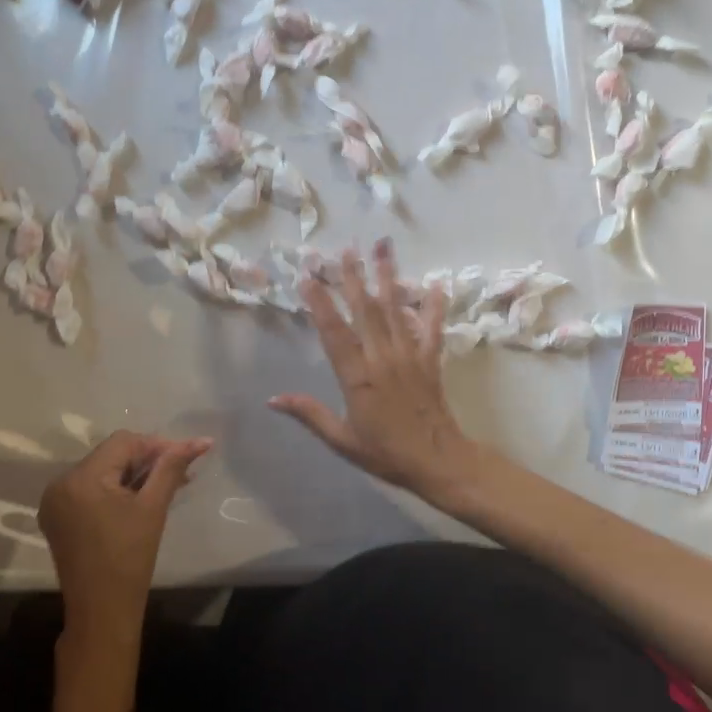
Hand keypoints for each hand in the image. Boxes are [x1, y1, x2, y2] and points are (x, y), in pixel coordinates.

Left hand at [39, 431, 212, 635]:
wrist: (102, 611)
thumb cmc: (131, 559)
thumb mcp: (153, 508)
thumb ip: (172, 468)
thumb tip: (200, 440)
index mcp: (81, 478)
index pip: (123, 442)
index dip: (156, 445)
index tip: (185, 458)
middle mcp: (60, 483)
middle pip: (110, 455)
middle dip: (145, 461)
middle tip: (179, 474)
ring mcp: (54, 501)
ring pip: (100, 472)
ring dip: (130, 475)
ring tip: (162, 487)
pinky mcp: (56, 517)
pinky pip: (88, 490)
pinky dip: (112, 490)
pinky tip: (136, 501)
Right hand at [269, 239, 479, 507]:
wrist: (438, 463)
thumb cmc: (386, 454)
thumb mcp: (342, 440)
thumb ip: (310, 415)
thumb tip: (273, 400)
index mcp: (358, 377)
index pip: (334, 332)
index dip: (320, 303)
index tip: (308, 276)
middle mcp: (383, 359)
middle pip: (365, 311)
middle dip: (353, 277)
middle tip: (344, 249)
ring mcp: (410, 356)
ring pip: (396, 310)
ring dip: (387, 277)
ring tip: (382, 248)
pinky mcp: (431, 361)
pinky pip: (432, 328)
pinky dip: (434, 306)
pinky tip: (436, 283)